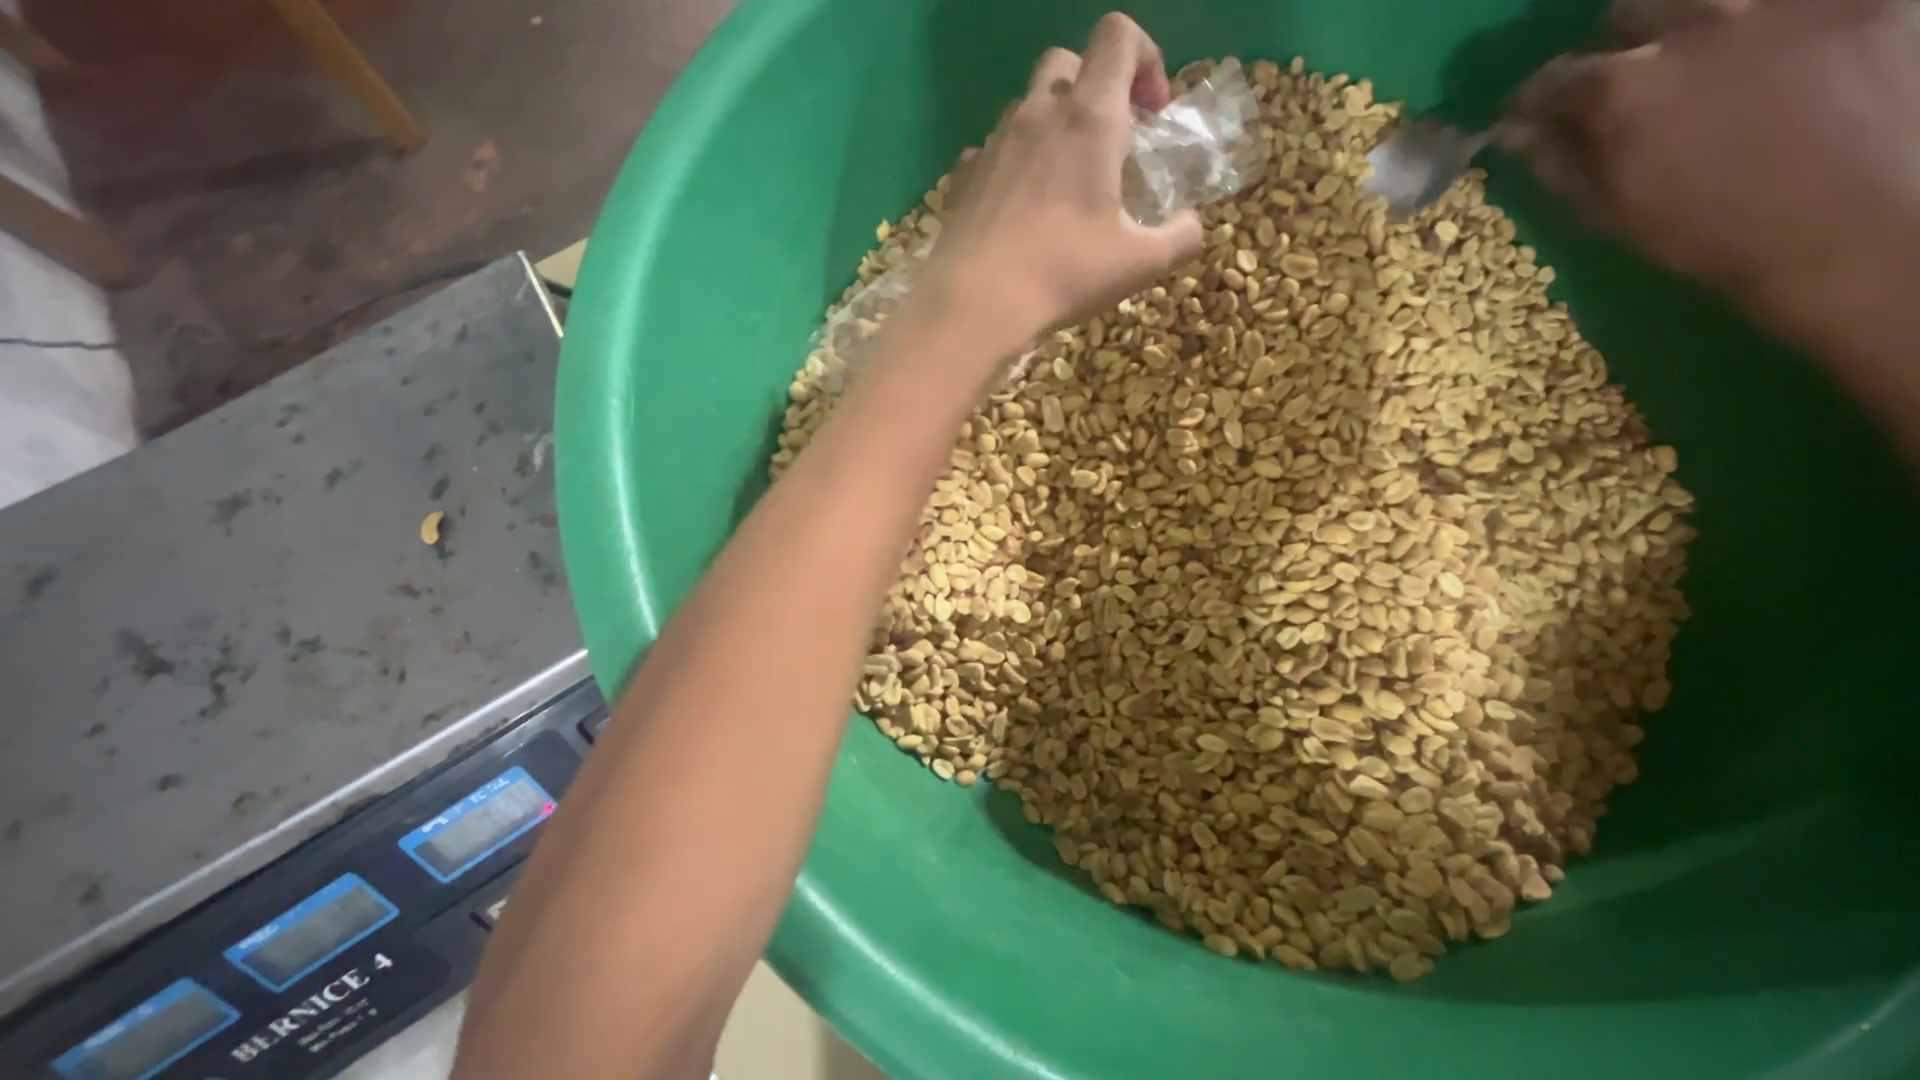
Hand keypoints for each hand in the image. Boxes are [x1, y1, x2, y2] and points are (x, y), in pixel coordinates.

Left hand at [909, 13, 1203, 358]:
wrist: (975, 303)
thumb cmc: (1064, 274)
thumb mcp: (1140, 264)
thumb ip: (1180, 237)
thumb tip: (1191, 225)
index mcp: (1089, 118)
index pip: (1118, 36)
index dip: (1145, 58)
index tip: (1152, 114)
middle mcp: (1038, 113)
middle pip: (1069, 61)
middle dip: (1096, 87)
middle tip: (1110, 143)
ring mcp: (994, 141)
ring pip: (1029, 103)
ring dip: (1055, 124)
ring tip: (1067, 181)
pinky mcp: (966, 173)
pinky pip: (996, 146)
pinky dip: (1018, 159)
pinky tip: (1025, 204)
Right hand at [1502, 0, 1919, 380]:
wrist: (1857, 232)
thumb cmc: (1715, 235)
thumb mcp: (1615, 212)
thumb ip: (1559, 162)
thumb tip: (1516, 131)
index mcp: (1625, 86)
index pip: (1554, 77)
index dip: (1532, 100)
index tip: (1527, 117)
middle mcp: (1697, 24)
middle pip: (1632, 8)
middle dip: (1619, 44)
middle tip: (1628, 79)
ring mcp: (1782, 3)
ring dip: (1690, 28)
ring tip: (1706, 64)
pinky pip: (1791, 3)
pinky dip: (1772, 27)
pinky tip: (1775, 62)